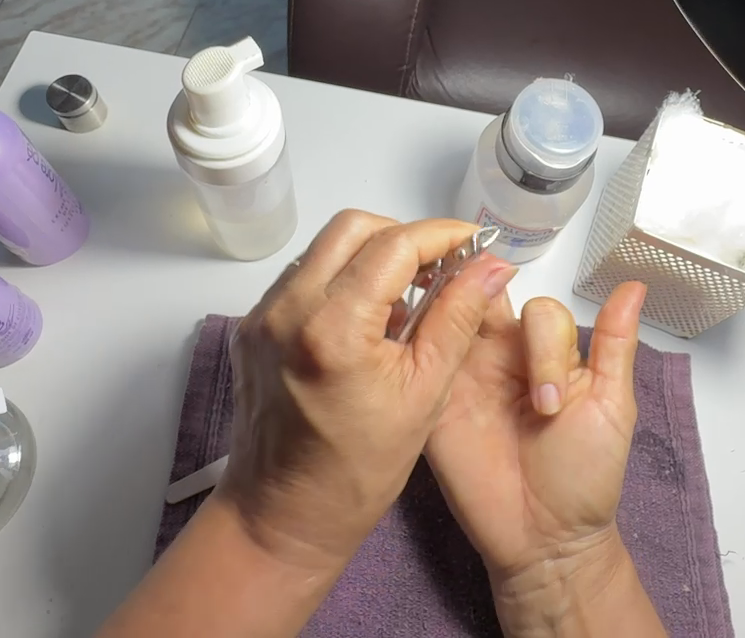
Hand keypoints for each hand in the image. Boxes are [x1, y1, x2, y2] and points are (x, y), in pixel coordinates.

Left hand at [219, 210, 518, 571]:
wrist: (280, 517)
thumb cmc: (359, 470)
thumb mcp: (425, 393)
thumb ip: (458, 317)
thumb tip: (492, 266)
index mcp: (334, 329)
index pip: (395, 245)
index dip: (441, 235)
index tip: (472, 242)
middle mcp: (288, 308)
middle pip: (354, 227)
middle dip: (404, 235)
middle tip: (439, 266)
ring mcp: (263, 314)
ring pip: (325, 246)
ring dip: (372, 253)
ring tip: (406, 292)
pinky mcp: (252, 324)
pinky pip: (304, 274)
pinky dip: (342, 277)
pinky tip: (368, 315)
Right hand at [426, 282, 664, 635]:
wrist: (547, 541)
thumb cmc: (585, 476)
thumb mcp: (610, 405)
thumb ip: (615, 343)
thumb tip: (634, 284)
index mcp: (545, 350)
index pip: (538, 312)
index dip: (543, 347)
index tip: (550, 404)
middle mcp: (502, 352)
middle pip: (486, 296)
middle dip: (478, 285)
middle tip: (478, 305)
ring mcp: (464, 373)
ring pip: (449, 316)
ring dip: (445, 306)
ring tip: (450, 321)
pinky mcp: (434, 399)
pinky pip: (420, 359)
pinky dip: (415, 344)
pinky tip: (417, 343)